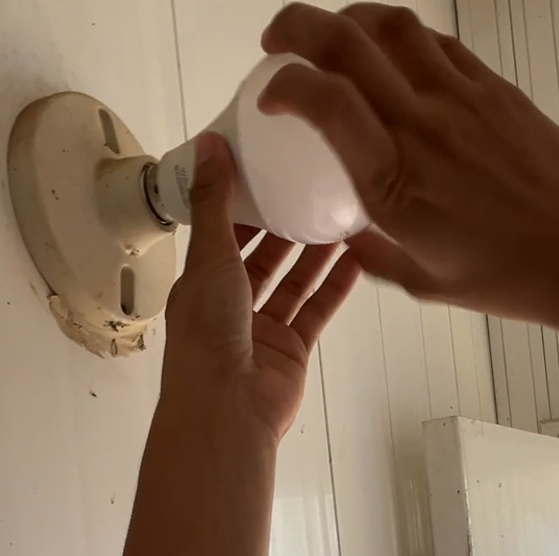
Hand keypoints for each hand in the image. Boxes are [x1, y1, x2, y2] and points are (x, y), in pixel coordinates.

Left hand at [160, 133, 361, 441]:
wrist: (227, 407)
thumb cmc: (209, 334)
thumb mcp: (209, 258)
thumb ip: (215, 204)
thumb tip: (209, 144)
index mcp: (200, 283)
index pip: (223, 233)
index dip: (244, 202)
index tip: (269, 166)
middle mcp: (229, 305)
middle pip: (262, 256)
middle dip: (286, 223)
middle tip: (315, 185)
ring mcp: (261, 330)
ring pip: (293, 282)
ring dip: (315, 252)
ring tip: (343, 214)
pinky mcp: (291, 350)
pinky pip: (315, 311)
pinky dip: (334, 287)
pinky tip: (357, 258)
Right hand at [259, 2, 558, 332]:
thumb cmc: (506, 276)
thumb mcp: (423, 280)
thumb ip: (375, 254)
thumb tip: (351, 238)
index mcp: (395, 183)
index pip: (327, 103)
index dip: (286, 84)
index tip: (269, 94)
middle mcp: (423, 128)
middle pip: (349, 44)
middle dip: (299, 27)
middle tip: (277, 39)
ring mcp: (462, 99)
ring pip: (393, 26)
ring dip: (349, 18)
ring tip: (330, 34)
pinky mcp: (494, 88)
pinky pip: (436, 42)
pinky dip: (400, 36)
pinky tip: (390, 53)